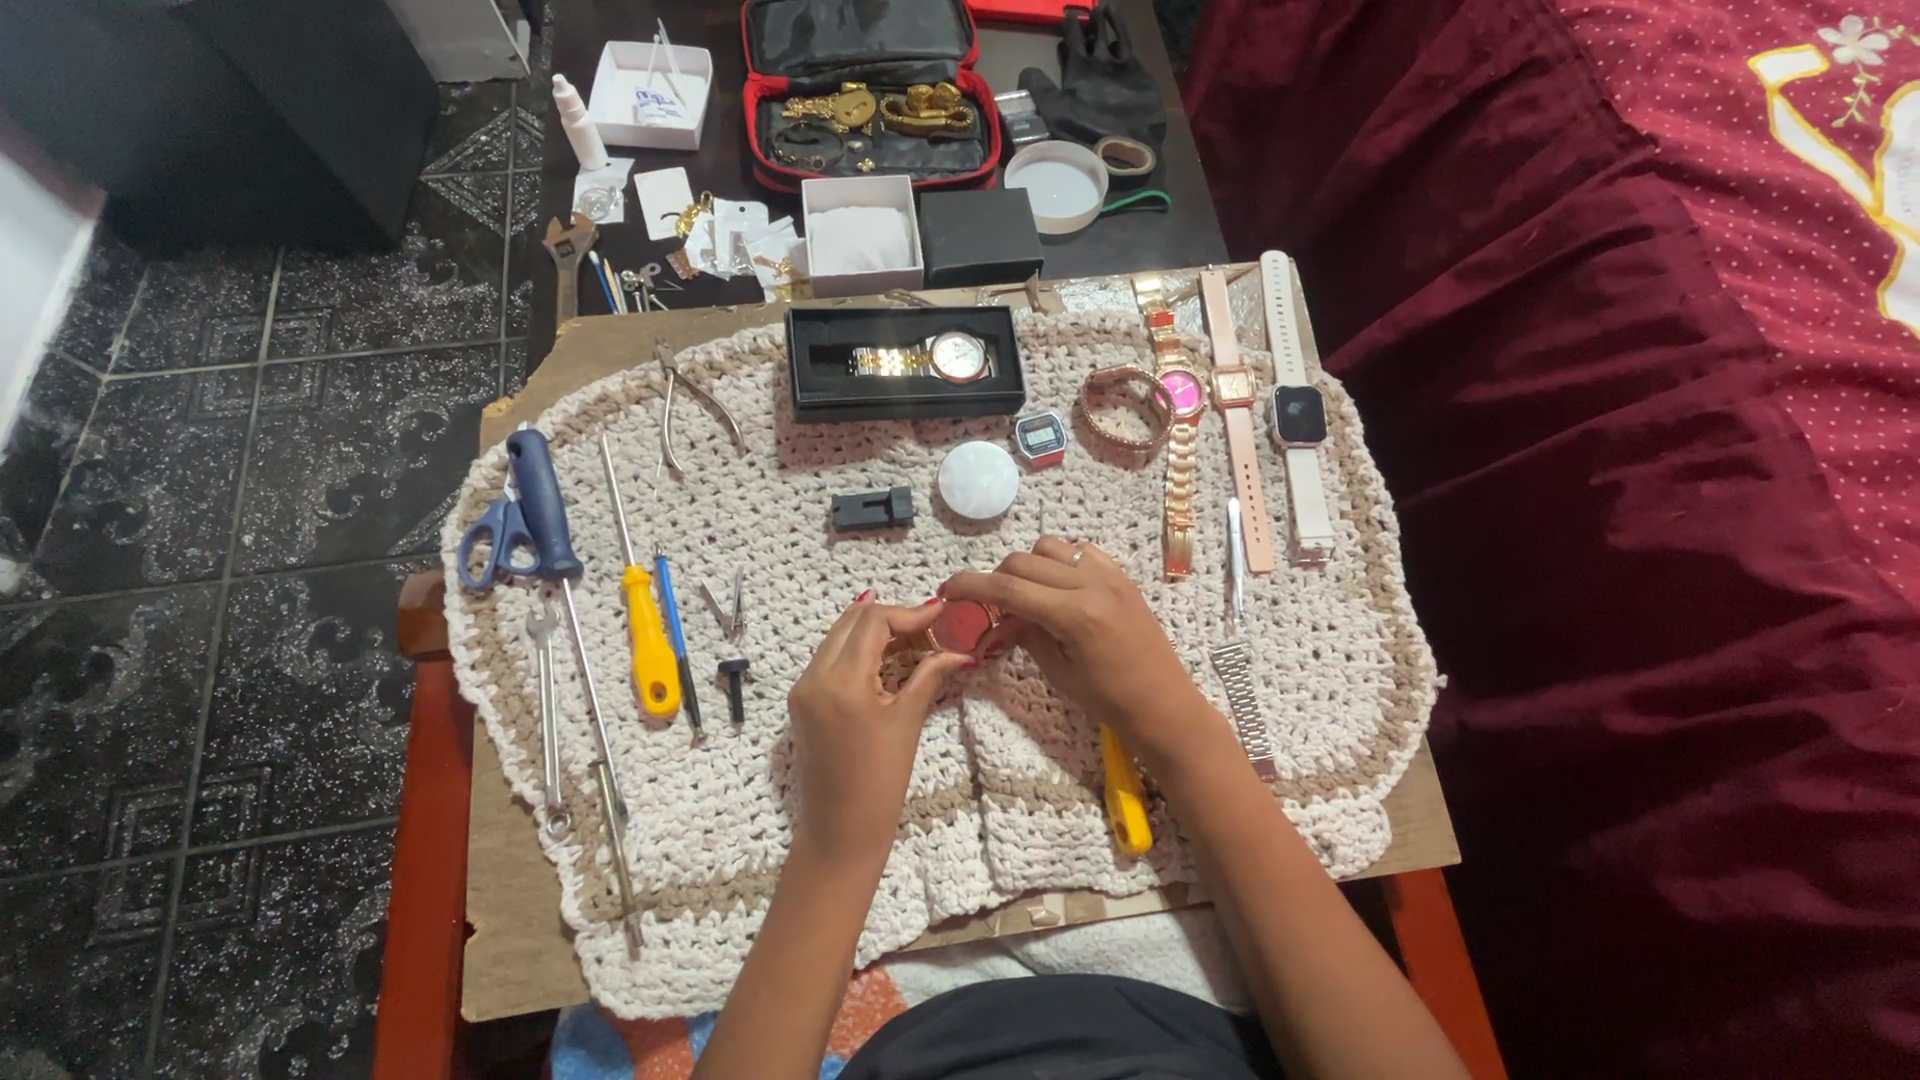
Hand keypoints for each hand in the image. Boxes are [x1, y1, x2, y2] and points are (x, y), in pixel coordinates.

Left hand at [786, 592, 971, 866]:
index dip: (910, 613)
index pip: (873, 621)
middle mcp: (814, 676)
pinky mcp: (802, 699)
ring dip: (876, 632)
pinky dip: (859, 650)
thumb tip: (959, 650)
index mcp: (841, 681)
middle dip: (893, 618)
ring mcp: (803, 687)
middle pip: (853, 621)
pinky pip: (830, 657)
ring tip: (916, 643)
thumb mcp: (908, 722)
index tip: (941, 613)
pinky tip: (889, 659)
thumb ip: (929, 675)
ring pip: (839, 635)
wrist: (839, 831)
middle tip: (931, 630)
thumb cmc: (879, 782)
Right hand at [941, 537, 1211, 771]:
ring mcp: (1110, 575)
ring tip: (1026, 596)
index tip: (947, 589)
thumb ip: (1024, 634)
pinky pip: (1079, 550)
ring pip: (1049, 547)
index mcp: (1075, 615)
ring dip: (1027, 566)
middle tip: (990, 609)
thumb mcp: (1057, 672)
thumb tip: (995, 618)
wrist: (1164, 704)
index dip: (971, 586)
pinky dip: (1059, 561)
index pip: (1008, 588)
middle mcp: (1092, 584)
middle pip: (1023, 562)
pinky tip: (1058, 588)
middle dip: (997, 581)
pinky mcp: (1121, 576)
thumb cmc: (1109, 701)